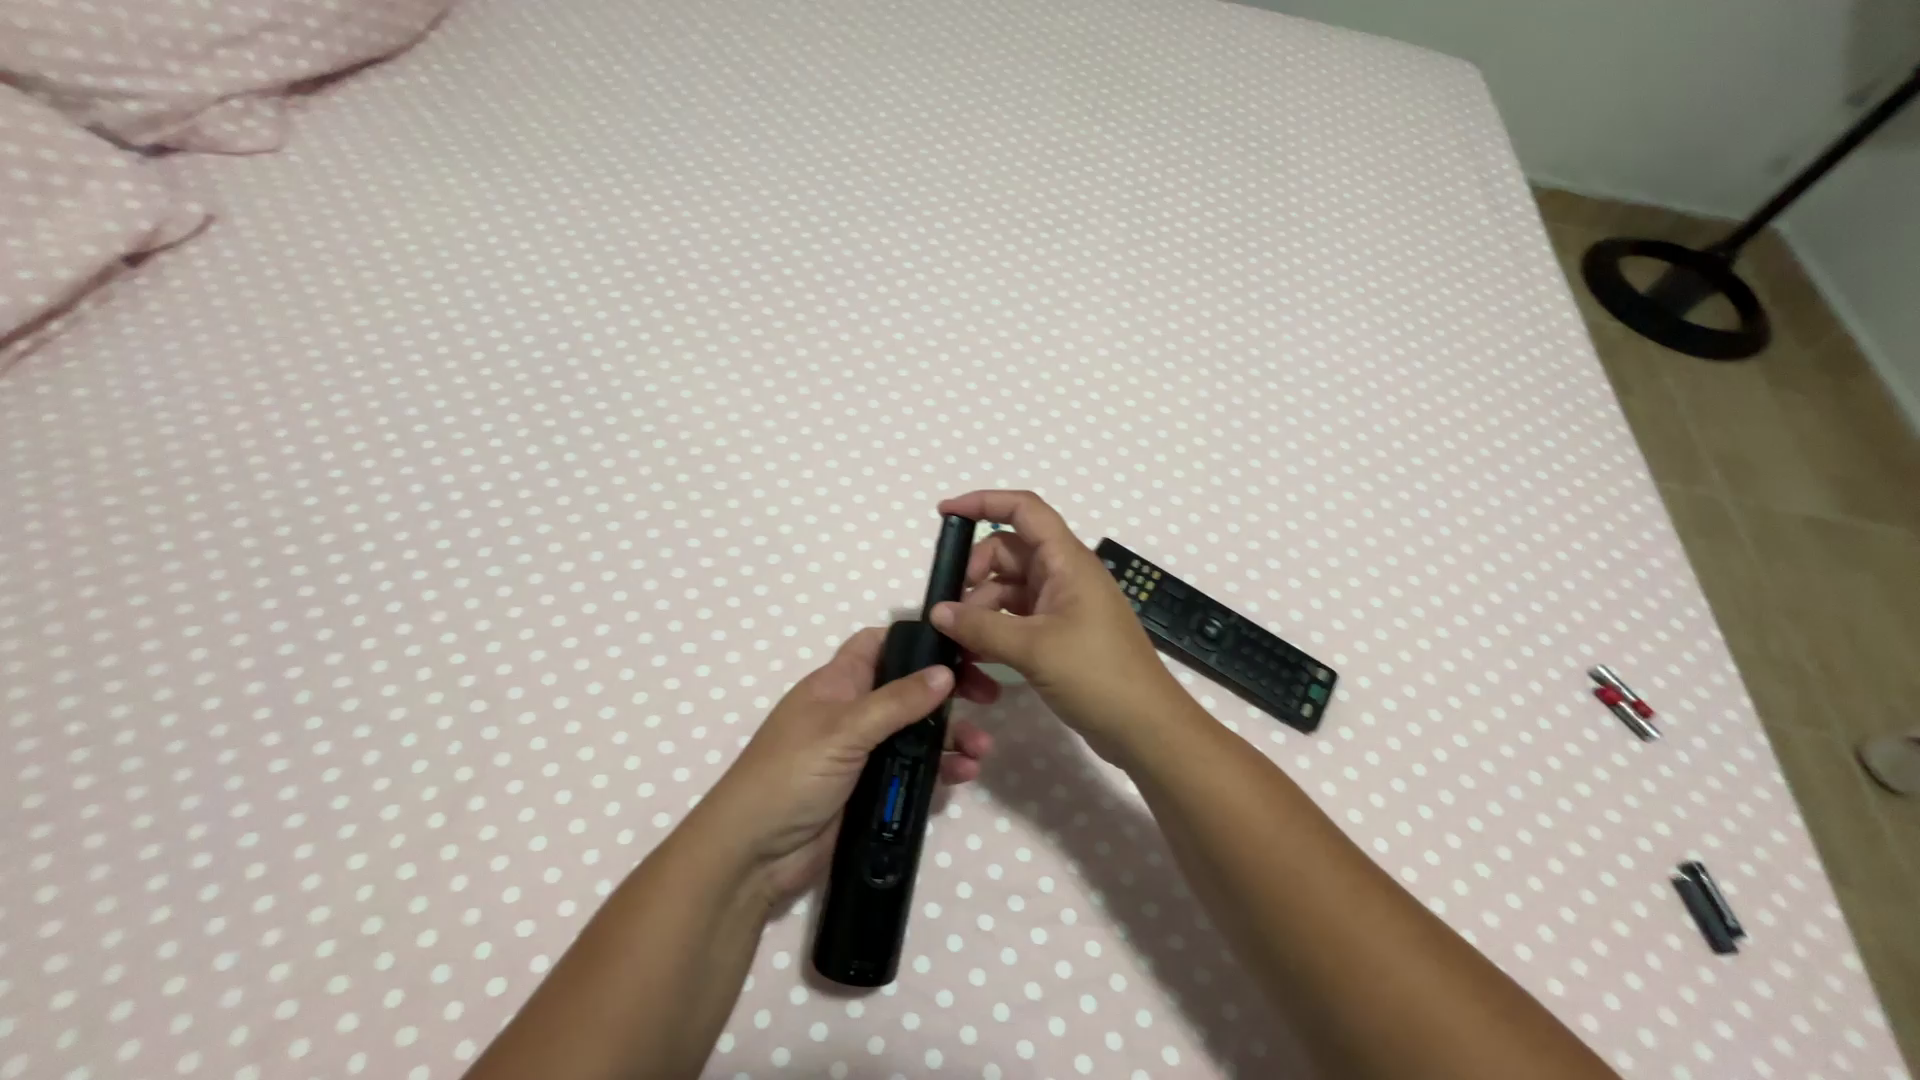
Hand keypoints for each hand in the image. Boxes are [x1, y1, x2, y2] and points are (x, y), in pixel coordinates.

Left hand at [700, 627, 997, 902]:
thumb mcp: (843, 730)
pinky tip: (964, 774)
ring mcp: (863, 753)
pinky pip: (915, 771)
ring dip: (952, 736)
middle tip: (990, 698)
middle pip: (910, 690)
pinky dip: (941, 769)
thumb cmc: (790, 775)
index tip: (963, 648)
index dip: (918, 640)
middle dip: (949, 693)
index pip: (880, 645)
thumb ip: (897, 701)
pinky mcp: (872, 789)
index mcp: (837, 684)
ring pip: (918, 733)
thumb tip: (945, 672)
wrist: (753, 853)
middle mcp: (852, 713)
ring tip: (981, 751)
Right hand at [929, 490, 1192, 757]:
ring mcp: (1062, 608)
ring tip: (960, 645)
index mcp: (1067, 561)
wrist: (1146, 728)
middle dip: (974, 573)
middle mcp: (1065, 576)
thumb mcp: (1034, 648)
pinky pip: (1016, 620)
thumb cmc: (1098, 676)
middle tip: (951, 610)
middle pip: (1008, 553)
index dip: (984, 502)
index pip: (1024, 510)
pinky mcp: (1059, 637)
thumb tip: (938, 612)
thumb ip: (981, 626)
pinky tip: (976, 658)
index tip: (944, 514)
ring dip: (980, 609)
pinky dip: (994, 631)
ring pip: (1008, 590)